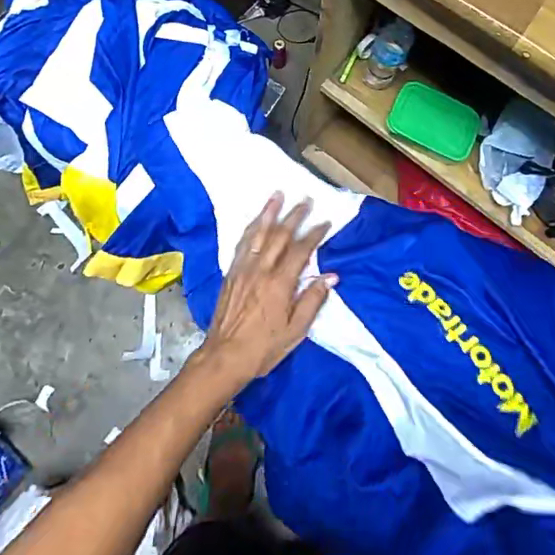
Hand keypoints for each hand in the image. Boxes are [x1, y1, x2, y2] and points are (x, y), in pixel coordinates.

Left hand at [196, 193, 334, 385]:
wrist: (223, 358)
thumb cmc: (263, 347)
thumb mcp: (296, 329)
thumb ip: (312, 300)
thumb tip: (330, 277)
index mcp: (279, 283)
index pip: (301, 250)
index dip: (314, 234)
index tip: (325, 222)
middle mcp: (260, 271)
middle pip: (280, 236)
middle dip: (294, 216)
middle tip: (306, 200)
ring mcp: (243, 271)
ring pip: (257, 235)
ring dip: (269, 213)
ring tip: (277, 196)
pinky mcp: (230, 275)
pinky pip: (241, 245)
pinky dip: (250, 229)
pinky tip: (255, 222)